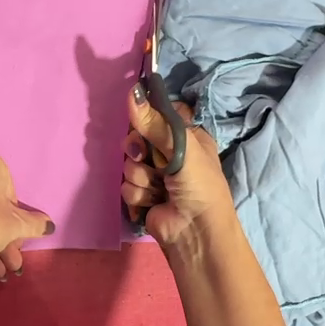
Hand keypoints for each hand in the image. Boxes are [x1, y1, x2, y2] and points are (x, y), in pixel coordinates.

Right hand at [122, 88, 236, 254]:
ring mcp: (155, 176)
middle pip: (136, 138)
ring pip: (128, 163)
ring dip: (141, 177)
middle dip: (138, 150)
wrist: (197, 234)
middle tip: (146, 158)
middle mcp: (170, 154)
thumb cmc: (199, 185)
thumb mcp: (182, 148)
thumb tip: (132, 91)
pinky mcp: (142, 196)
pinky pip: (125, 185)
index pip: (156, 115)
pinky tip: (153, 202)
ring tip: (158, 188)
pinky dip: (138, 194)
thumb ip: (154, 122)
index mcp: (186, 137)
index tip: (139, 119)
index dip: (145, 118)